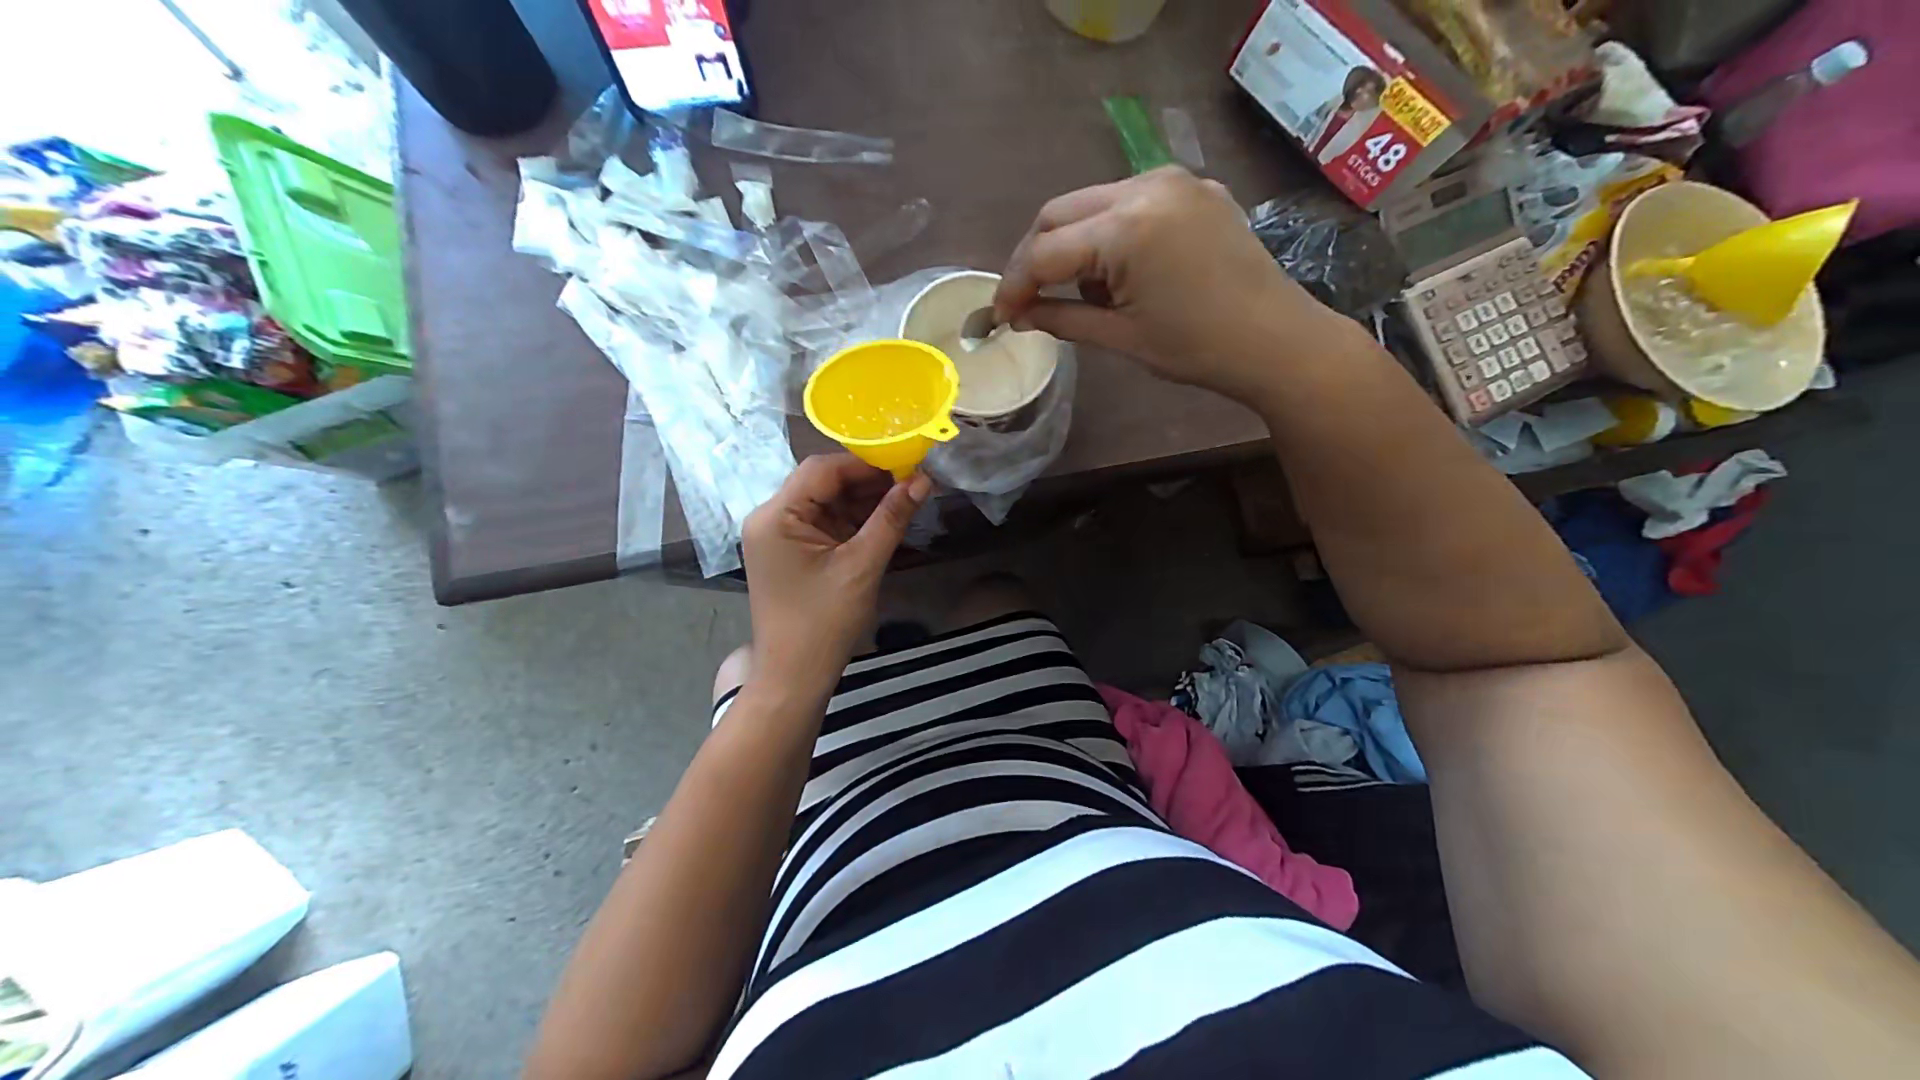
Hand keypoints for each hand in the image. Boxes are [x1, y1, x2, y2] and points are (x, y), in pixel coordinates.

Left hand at [741, 454, 930, 695]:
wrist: (795, 677)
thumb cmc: (824, 622)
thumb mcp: (862, 566)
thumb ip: (891, 518)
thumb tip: (923, 480)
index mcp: (775, 516)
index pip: (822, 469)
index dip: (865, 463)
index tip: (906, 462)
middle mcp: (771, 518)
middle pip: (823, 483)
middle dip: (868, 482)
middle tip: (912, 480)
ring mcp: (780, 536)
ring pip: (827, 502)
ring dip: (864, 501)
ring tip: (907, 498)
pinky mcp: (792, 552)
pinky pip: (826, 524)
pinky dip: (855, 521)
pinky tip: (887, 518)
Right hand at [993, 166, 1356, 406]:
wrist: (1278, 340)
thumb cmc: (1197, 348)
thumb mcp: (1120, 338)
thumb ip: (1062, 318)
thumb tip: (1019, 316)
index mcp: (1127, 228)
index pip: (1045, 251)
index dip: (1014, 285)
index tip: (999, 317)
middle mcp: (1146, 187)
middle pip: (1060, 213)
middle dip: (1035, 257)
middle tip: (1026, 301)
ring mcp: (1174, 181)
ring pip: (1091, 203)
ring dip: (1070, 244)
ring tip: (1078, 292)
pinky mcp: (1193, 188)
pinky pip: (1128, 201)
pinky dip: (1107, 232)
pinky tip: (1115, 270)